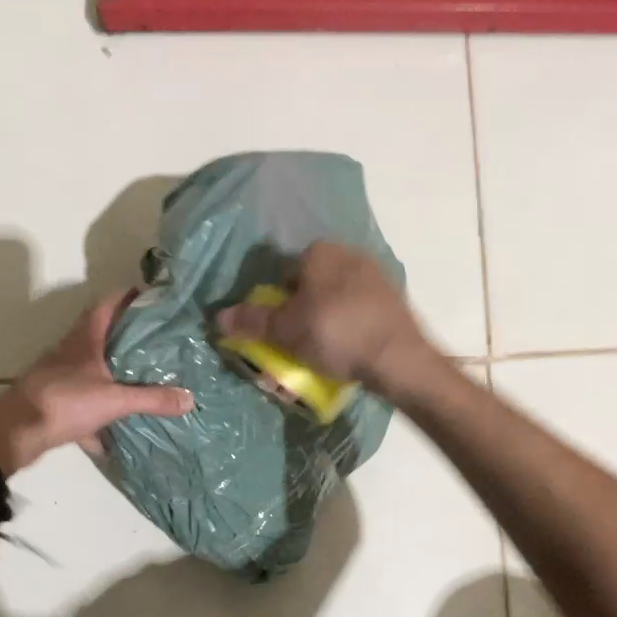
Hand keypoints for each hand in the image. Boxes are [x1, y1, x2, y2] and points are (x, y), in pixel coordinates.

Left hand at [0, 290, 193, 474]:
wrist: (17, 431)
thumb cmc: (64, 402)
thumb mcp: (114, 401)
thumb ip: (151, 399)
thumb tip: (189, 398)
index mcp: (84, 339)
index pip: (107, 304)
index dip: (127, 296)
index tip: (150, 296)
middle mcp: (70, 350)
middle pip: (100, 333)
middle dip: (125, 335)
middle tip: (155, 339)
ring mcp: (59, 374)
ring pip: (91, 366)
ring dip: (112, 369)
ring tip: (141, 375)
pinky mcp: (54, 398)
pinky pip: (83, 398)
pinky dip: (98, 408)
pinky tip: (113, 427)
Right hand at [215, 241, 441, 396]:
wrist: (397, 357)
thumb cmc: (333, 333)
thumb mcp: (284, 330)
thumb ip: (251, 322)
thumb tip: (219, 317)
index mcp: (320, 251)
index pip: (285, 275)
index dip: (275, 306)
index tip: (276, 335)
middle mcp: (349, 255)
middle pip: (310, 293)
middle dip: (298, 323)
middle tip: (292, 355)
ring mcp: (375, 279)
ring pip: (334, 308)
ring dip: (321, 334)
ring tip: (317, 364)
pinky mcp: (392, 304)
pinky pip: (358, 319)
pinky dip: (347, 337)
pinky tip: (345, 360)